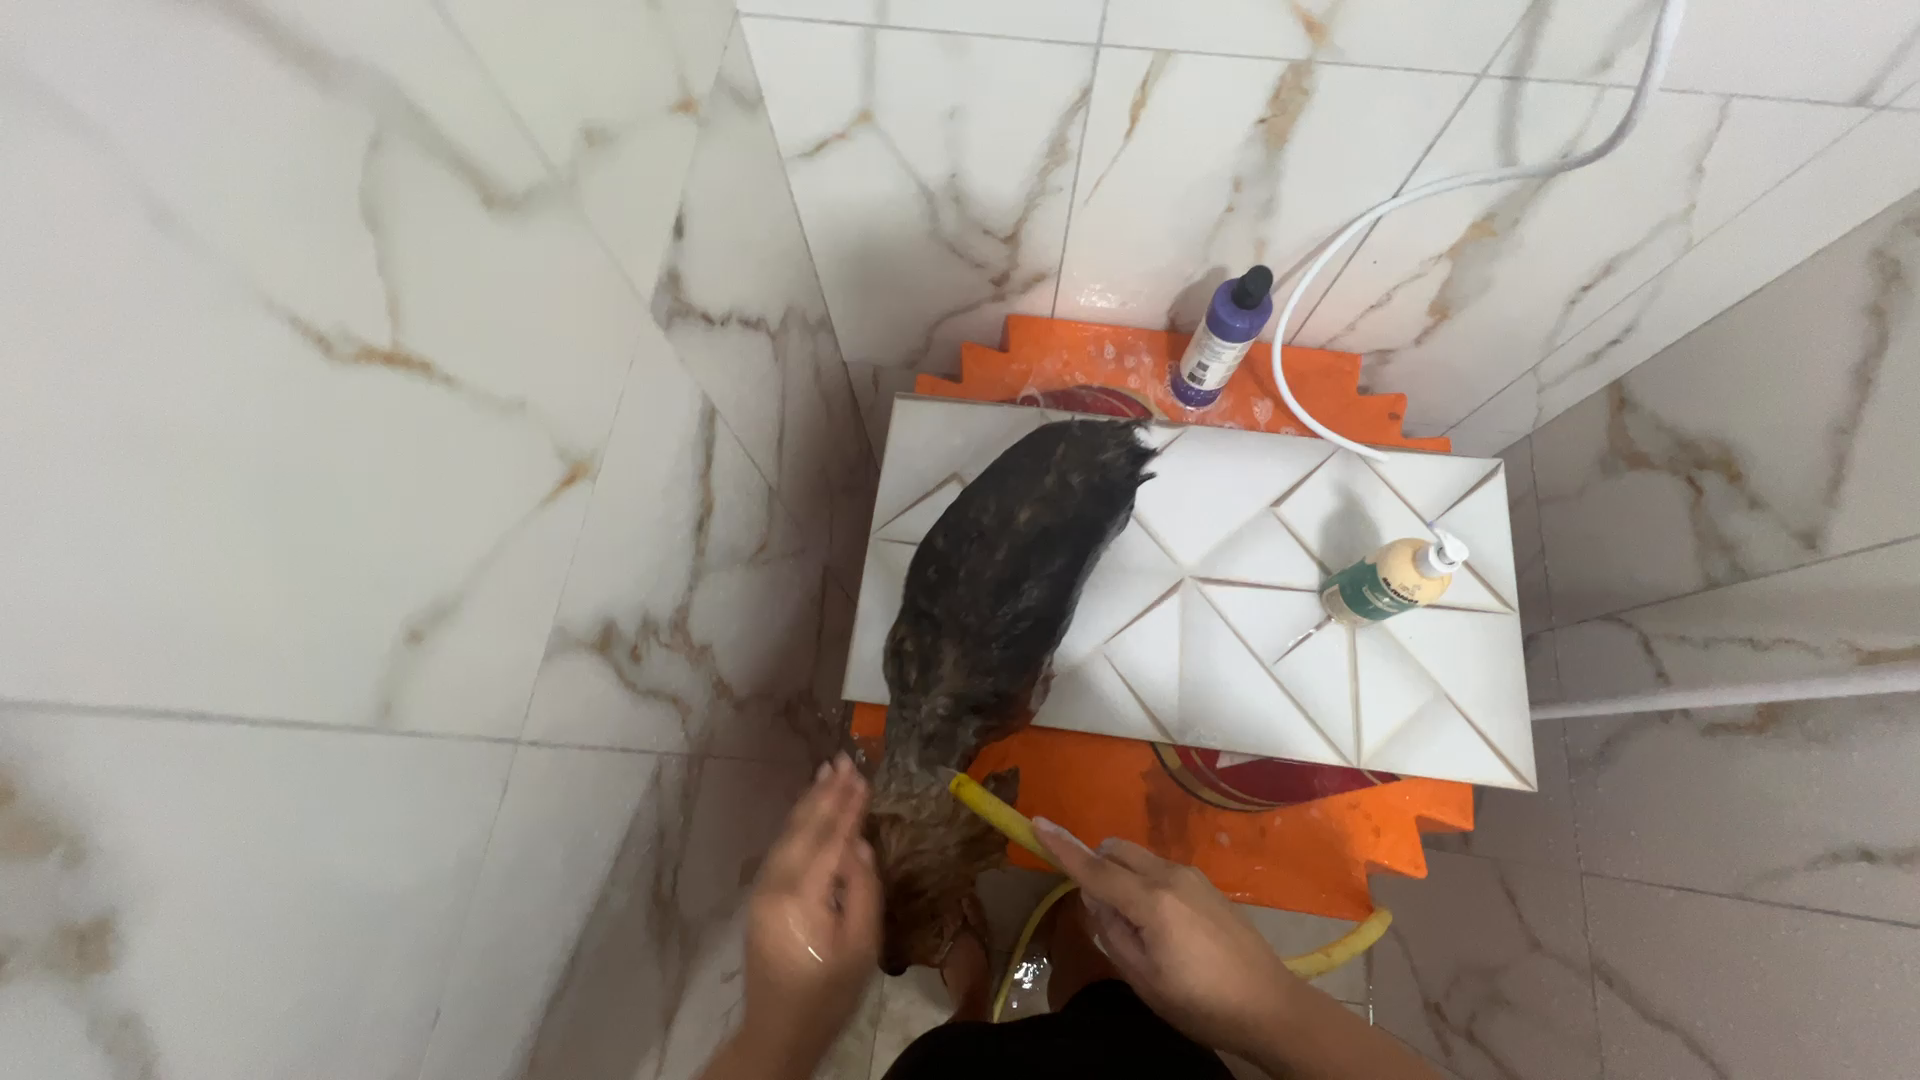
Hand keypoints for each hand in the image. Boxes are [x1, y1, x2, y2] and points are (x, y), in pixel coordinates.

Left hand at [734, 755, 880, 1074]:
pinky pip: (781, 846)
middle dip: (826, 793)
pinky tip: (808, 809)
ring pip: (789, 833)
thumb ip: (863, 890)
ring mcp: (763, 888)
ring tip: (827, 773)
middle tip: (844, 760)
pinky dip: (797, 822)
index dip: (848, 807)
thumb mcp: (861, 947)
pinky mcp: (760, 895)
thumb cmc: (829, 993)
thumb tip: (860, 843)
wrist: (778, 1031)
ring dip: (809, 802)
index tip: (863, 777)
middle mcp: (777, 883)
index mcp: (803, 895)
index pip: (831, 838)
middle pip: (805, 828)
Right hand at [1034, 821, 1307, 1058]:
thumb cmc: (1201, 1003)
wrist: (1271, 1006)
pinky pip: (1157, 868)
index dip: (1063, 848)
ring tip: (1137, 926)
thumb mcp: (1144, 979)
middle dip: (1095, 865)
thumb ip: (1111, 932)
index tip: (1037, 823)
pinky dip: (1143, 882)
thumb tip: (1095, 898)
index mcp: (1151, 902)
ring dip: (1120, 875)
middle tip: (1104, 913)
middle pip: (1114, 850)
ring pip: (1136, 857)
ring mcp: (1190, 875)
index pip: (1094, 869)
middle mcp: (1169, 875)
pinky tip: (1162, 925)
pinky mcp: (1205, 883)